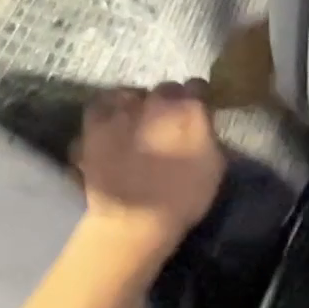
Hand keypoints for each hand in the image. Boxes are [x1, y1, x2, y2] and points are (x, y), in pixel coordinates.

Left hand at [73, 81, 226, 254]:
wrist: (133, 221)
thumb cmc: (182, 198)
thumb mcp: (215, 167)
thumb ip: (209, 135)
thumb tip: (203, 123)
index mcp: (188, 108)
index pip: (198, 86)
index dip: (198, 100)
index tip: (199, 113)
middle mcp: (154, 100)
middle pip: (165, 88)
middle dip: (168, 102)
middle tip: (168, 124)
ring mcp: (120, 110)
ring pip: (130, 93)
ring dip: (135, 104)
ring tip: (135, 123)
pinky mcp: (93, 124)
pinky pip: (101, 107)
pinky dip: (106, 113)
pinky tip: (110, 127)